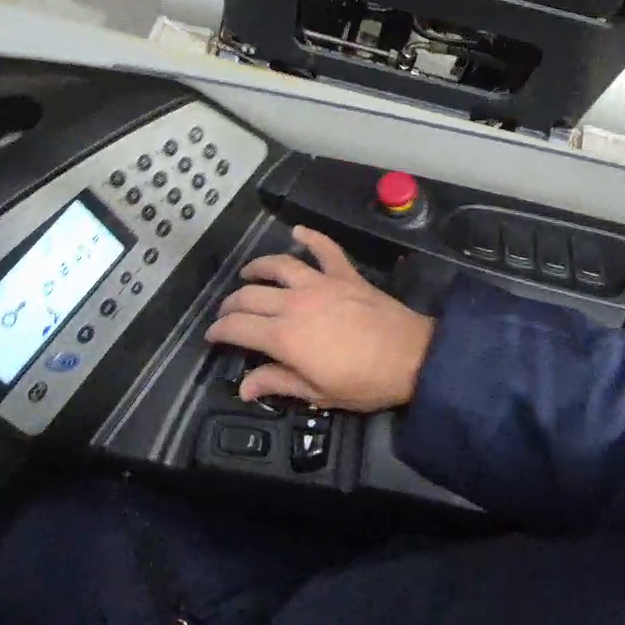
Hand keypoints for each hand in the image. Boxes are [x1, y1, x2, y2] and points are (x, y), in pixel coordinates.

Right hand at [205, 226, 435, 411]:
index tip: (212, 336)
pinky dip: (311, 237)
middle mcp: (295, 303)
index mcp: (284, 337)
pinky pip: (325, 249)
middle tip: (227, 312)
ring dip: (259, 267)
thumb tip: (243, 387)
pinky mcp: (345, 274)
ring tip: (248, 273)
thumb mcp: (318, 394)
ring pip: (280, 265)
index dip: (219, 331)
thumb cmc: (364, 382)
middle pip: (251, 295)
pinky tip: (298, 231)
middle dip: (231, 303)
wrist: (412, 357)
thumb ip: (278, 383)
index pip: (238, 328)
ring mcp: (321, 283)